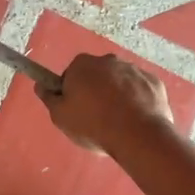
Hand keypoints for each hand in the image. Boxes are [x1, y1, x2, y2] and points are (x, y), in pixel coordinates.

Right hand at [37, 53, 173, 154]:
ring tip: (119, 123)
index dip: (72, 93)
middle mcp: (108, 60)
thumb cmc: (92, 124)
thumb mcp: (60, 116)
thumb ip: (49, 98)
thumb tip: (40, 85)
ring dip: (118, 96)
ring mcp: (134, 69)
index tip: (77, 110)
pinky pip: (141, 90)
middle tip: (97, 119)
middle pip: (97, 76)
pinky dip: (138, 101)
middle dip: (97, 92)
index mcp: (82, 64)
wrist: (137, 135)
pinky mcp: (154, 82)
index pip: (72, 75)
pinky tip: (137, 120)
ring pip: (121, 82)